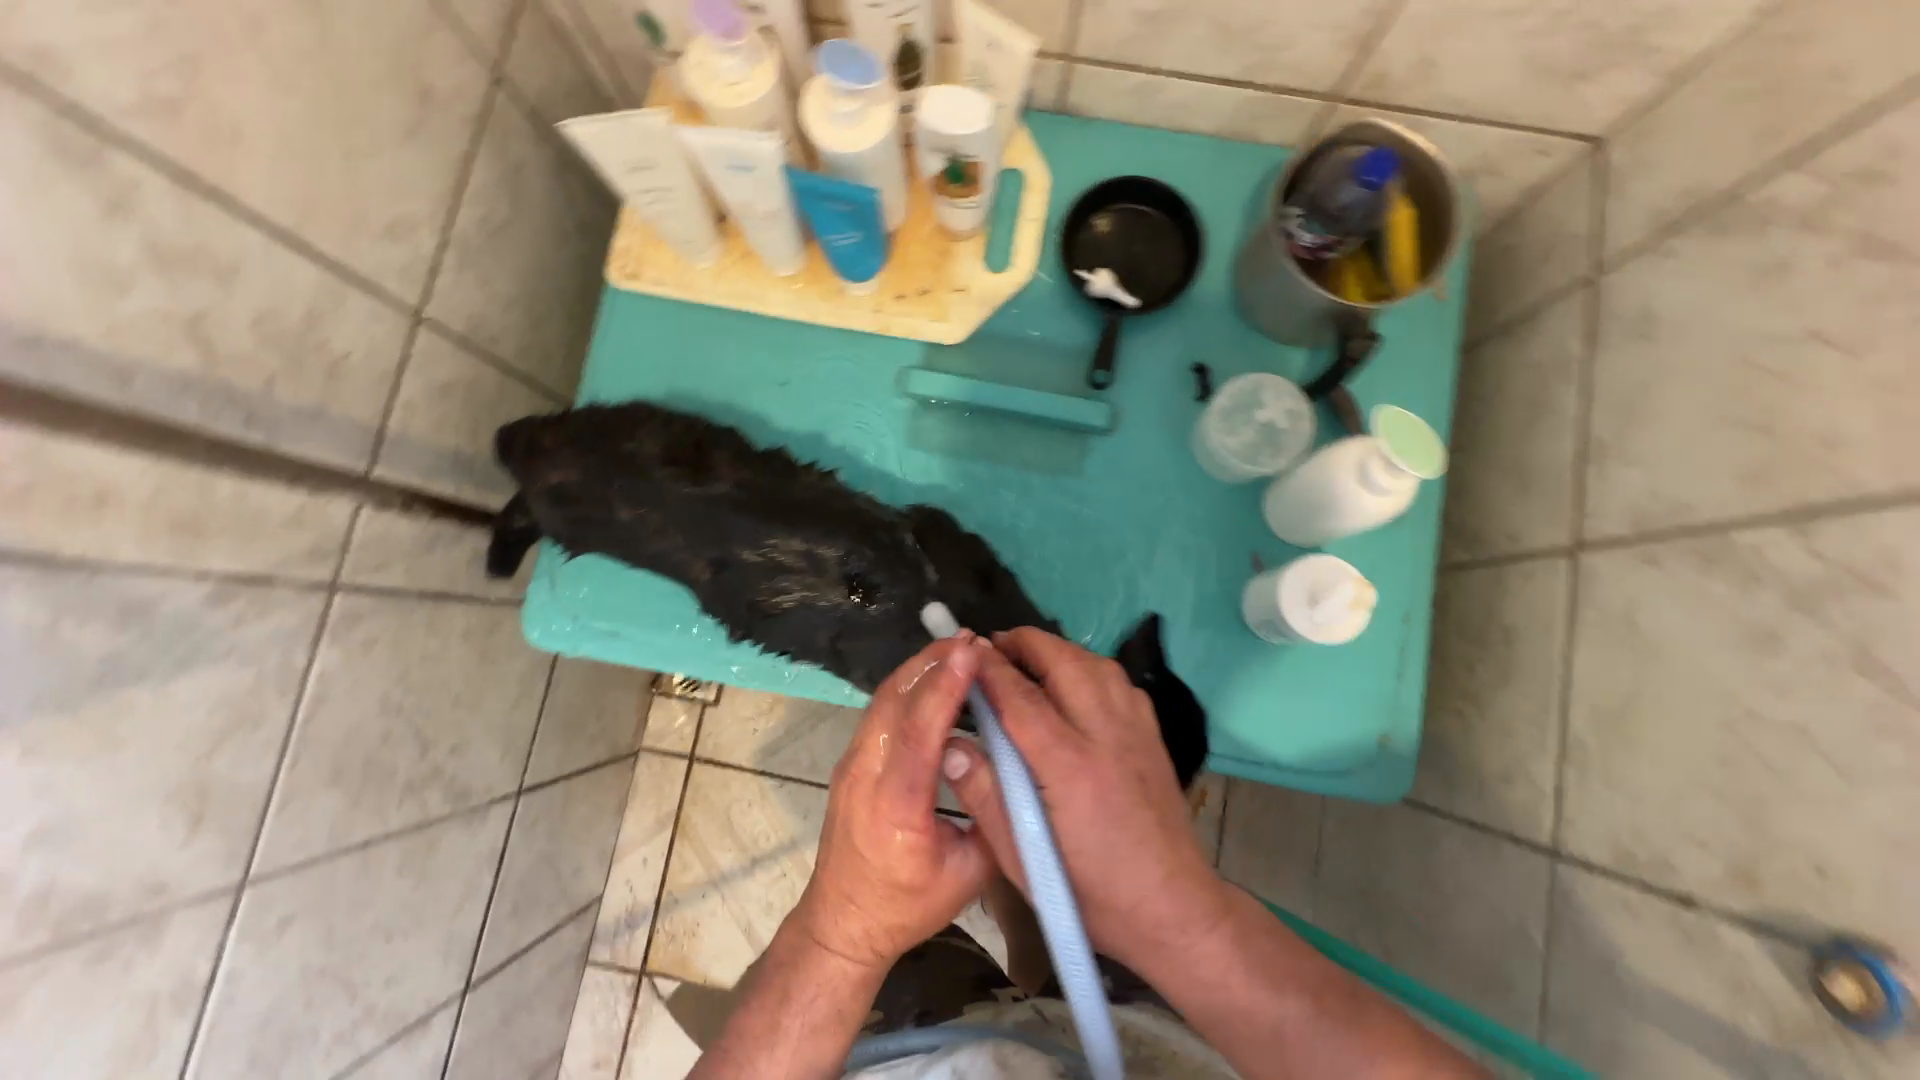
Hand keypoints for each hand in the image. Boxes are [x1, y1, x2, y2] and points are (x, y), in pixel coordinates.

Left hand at [788, 637, 994, 972]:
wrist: (843, 922)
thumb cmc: (908, 905)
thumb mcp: (967, 874)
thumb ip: (992, 818)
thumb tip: (1015, 767)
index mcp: (897, 804)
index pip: (920, 729)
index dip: (946, 686)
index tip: (971, 650)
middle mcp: (866, 773)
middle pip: (895, 700)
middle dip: (931, 662)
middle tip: (970, 639)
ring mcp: (851, 765)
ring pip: (882, 700)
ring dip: (917, 670)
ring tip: (953, 649)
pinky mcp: (849, 763)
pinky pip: (877, 713)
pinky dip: (905, 688)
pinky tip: (929, 680)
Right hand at [939, 628, 1229, 975]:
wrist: (1171, 909)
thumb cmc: (1088, 893)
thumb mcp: (1021, 860)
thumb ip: (985, 797)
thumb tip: (950, 747)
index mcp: (1068, 767)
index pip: (1020, 698)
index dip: (988, 669)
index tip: (964, 652)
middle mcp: (1105, 735)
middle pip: (1063, 662)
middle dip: (1024, 644)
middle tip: (992, 647)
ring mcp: (1136, 731)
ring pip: (1096, 664)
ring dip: (1058, 651)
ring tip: (1028, 660)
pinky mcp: (1154, 736)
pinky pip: (1119, 682)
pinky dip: (1090, 669)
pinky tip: (1074, 685)